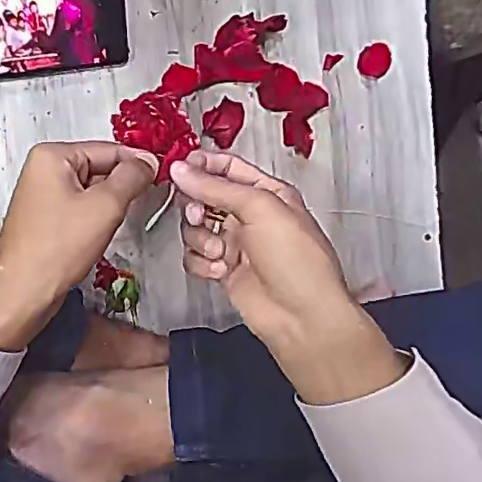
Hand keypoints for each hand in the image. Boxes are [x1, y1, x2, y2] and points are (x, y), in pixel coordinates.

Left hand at [0, 141, 156, 350]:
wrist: (23, 294)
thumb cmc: (56, 249)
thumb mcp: (106, 206)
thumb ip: (132, 177)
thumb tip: (148, 162)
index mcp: (52, 155)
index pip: (109, 148)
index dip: (138, 163)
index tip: (161, 176)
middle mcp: (43, 169)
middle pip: (100, 166)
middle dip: (122, 185)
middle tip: (141, 203)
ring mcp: (43, 194)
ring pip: (93, 189)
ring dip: (110, 204)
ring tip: (114, 222)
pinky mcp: (46, 217)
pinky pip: (81, 207)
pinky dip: (96, 217)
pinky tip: (99, 233)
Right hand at [170, 151, 405, 403]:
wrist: (301, 316)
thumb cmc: (298, 261)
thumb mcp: (260, 208)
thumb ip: (216, 186)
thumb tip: (183, 169)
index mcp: (267, 192)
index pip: (227, 167)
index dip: (201, 164)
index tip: (180, 168)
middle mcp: (251, 215)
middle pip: (205, 196)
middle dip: (196, 205)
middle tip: (199, 215)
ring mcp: (237, 243)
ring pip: (195, 227)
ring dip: (200, 239)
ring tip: (220, 253)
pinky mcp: (224, 268)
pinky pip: (195, 256)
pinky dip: (201, 263)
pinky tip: (220, 270)